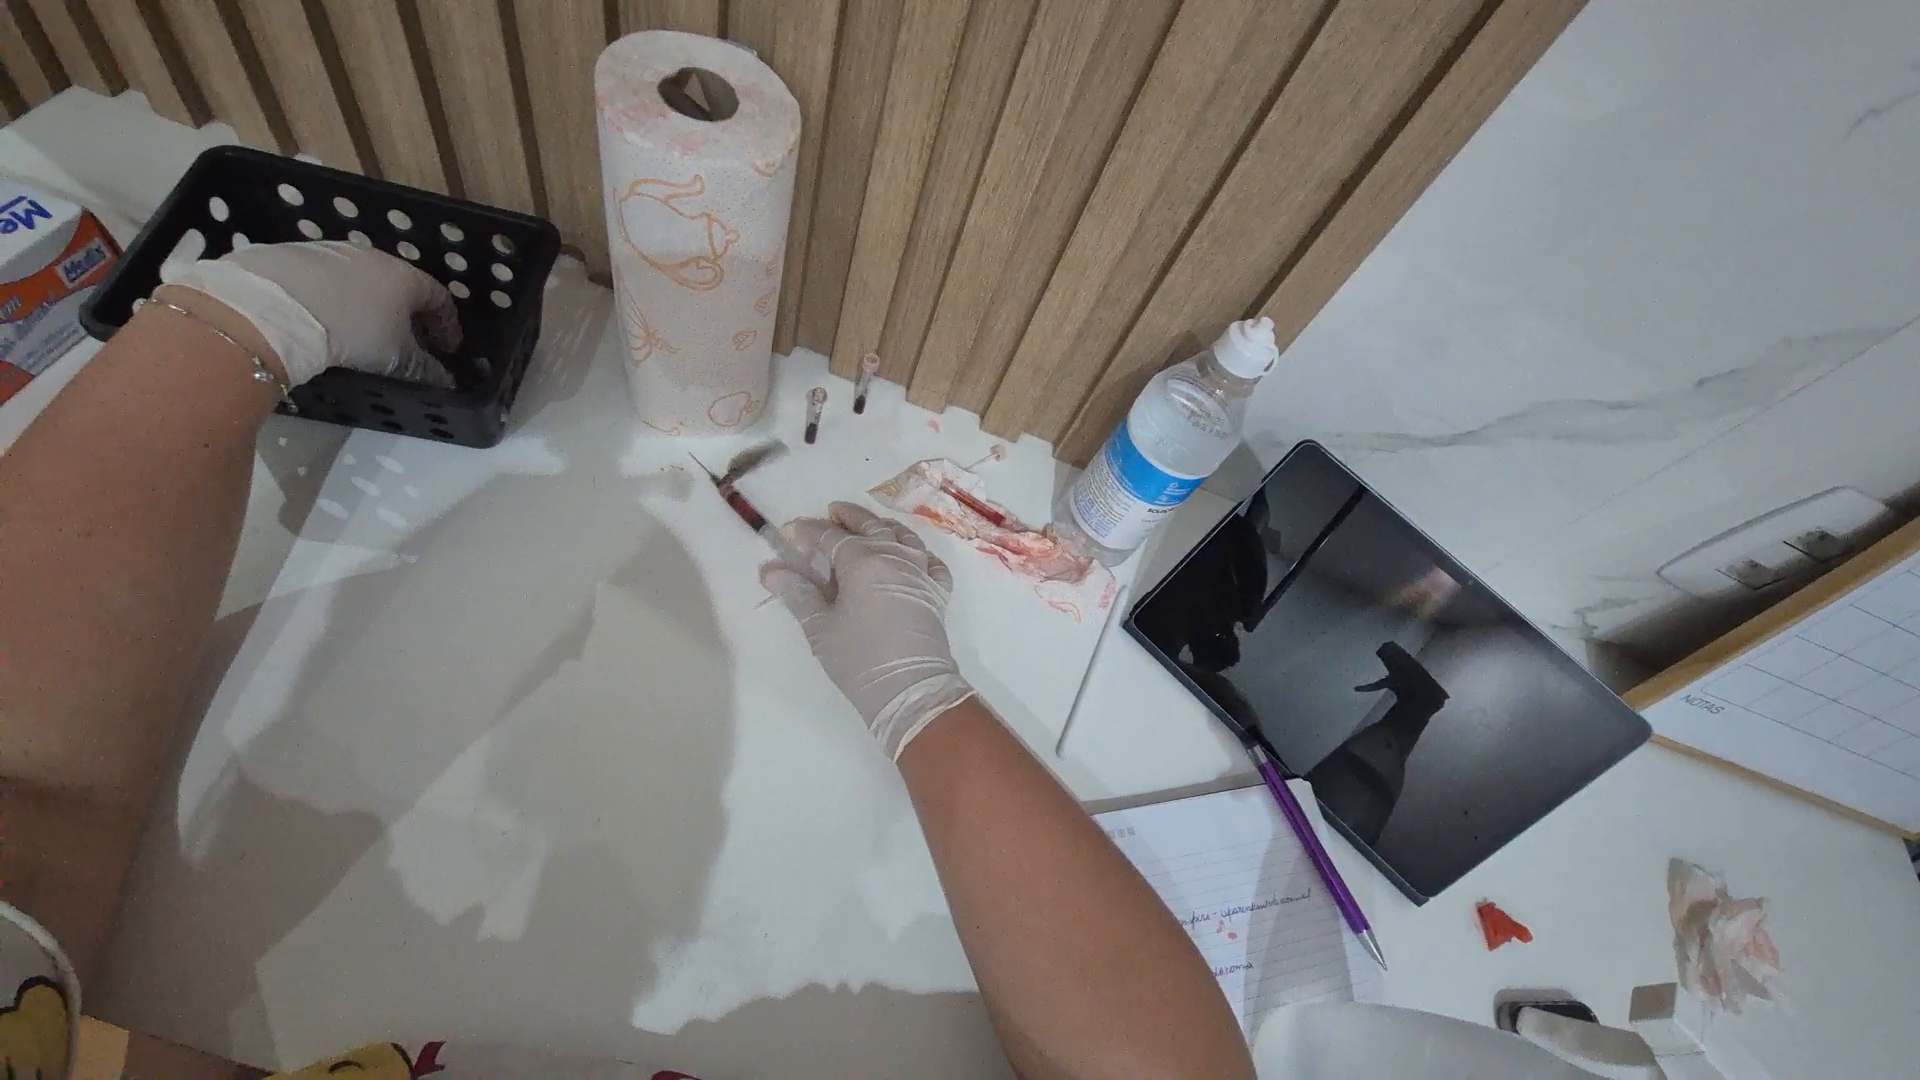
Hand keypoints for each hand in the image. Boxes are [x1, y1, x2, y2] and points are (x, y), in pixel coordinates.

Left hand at [161, 240, 460, 387]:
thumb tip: (445, 381)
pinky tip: (327, 316)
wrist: (271, 305)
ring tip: (365, 328)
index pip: (442, 299)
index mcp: (408, 278)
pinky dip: (337, 296)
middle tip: (409, 340)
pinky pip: (328, 277)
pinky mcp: (293, 253)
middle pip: (403, 286)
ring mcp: (332, 251)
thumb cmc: (354, 331)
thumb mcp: (397, 358)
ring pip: (364, 279)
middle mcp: (375, 257)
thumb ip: (426, 369)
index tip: (447, 349)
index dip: (448, 326)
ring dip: (372, 303)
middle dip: (410, 314)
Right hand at [762, 502, 974, 759]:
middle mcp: (895, 557)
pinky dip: (918, 554)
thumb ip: (797, 593)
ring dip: (883, 527)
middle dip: (848, 517)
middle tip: (832, 512)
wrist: (910, 688)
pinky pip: (930, 561)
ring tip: (869, 527)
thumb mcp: (820, 627)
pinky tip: (911, 557)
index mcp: (863, 561)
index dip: (809, 532)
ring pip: (903, 537)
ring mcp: (921, 572)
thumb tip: (769, 570)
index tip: (791, 532)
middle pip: (870, 526)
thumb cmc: (859, 658)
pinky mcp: (938, 591)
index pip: (831, 537)